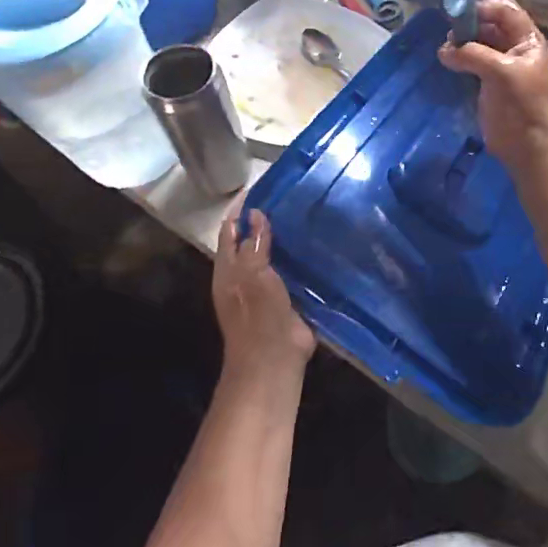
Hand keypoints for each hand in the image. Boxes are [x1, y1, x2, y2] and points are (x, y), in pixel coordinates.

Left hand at [213, 208, 314, 376]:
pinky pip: (293, 272)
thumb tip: (255, 214)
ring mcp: (267, 288)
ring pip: (274, 255)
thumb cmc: (257, 315)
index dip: (241, 209)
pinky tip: (318, 244)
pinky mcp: (289, 299)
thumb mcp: (252, 274)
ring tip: (307, 212)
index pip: (230, 230)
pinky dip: (302, 258)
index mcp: (228, 268)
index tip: (260, 187)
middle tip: (291, 195)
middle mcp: (245, 275)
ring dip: (285, 238)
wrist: (274, 359)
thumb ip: (253, 244)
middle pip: (252, 241)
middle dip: (265, 220)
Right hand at [438, 0, 547, 175]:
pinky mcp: (488, 82)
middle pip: (489, 24)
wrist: (527, 147)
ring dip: (461, 43)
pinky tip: (447, 62)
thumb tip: (444, 50)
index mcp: (528, 40)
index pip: (505, 10)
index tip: (457, 17)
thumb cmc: (522, 106)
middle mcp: (515, 48)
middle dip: (468, 26)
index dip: (483, 8)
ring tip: (445, 52)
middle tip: (448, 37)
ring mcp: (501, 65)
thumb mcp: (501, 73)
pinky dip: (459, 58)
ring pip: (478, 42)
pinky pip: (471, 61)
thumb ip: (473, 55)